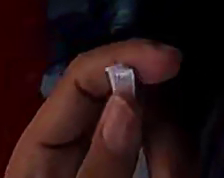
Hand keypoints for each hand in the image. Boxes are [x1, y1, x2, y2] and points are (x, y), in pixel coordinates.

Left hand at [5, 41, 188, 177]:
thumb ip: (100, 165)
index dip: (126, 57)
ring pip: (148, 124)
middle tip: (179, 165)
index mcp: (38, 150)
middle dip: (158, 118)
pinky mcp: (131, 171)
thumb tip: (128, 94)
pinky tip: (184, 172)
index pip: (81, 76)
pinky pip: (157, 152)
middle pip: (123, 96)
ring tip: (185, 175)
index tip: (173, 60)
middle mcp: (71, 144)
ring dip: (172, 146)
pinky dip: (174, 158)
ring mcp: (102, 160)